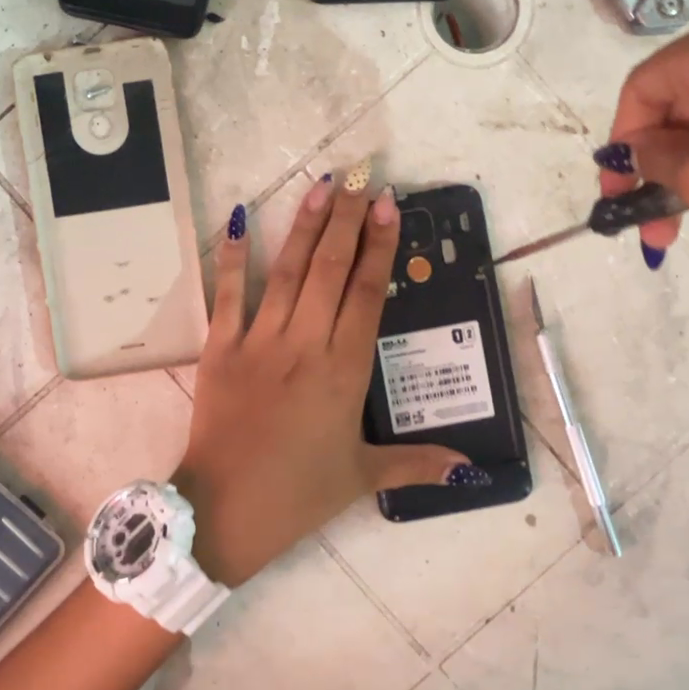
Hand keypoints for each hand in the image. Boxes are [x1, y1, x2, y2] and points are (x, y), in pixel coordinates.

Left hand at [173, 168, 476, 587]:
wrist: (226, 510)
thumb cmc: (298, 495)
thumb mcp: (361, 477)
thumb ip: (416, 464)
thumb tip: (470, 470)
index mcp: (344, 372)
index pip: (366, 295)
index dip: (379, 248)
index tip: (388, 207)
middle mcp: (304, 345)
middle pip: (329, 270)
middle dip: (346, 221)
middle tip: (359, 178)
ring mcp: (258, 343)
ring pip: (286, 273)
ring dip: (303, 226)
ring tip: (318, 186)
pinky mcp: (218, 351)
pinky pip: (226, 296)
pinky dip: (230, 257)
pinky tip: (235, 219)